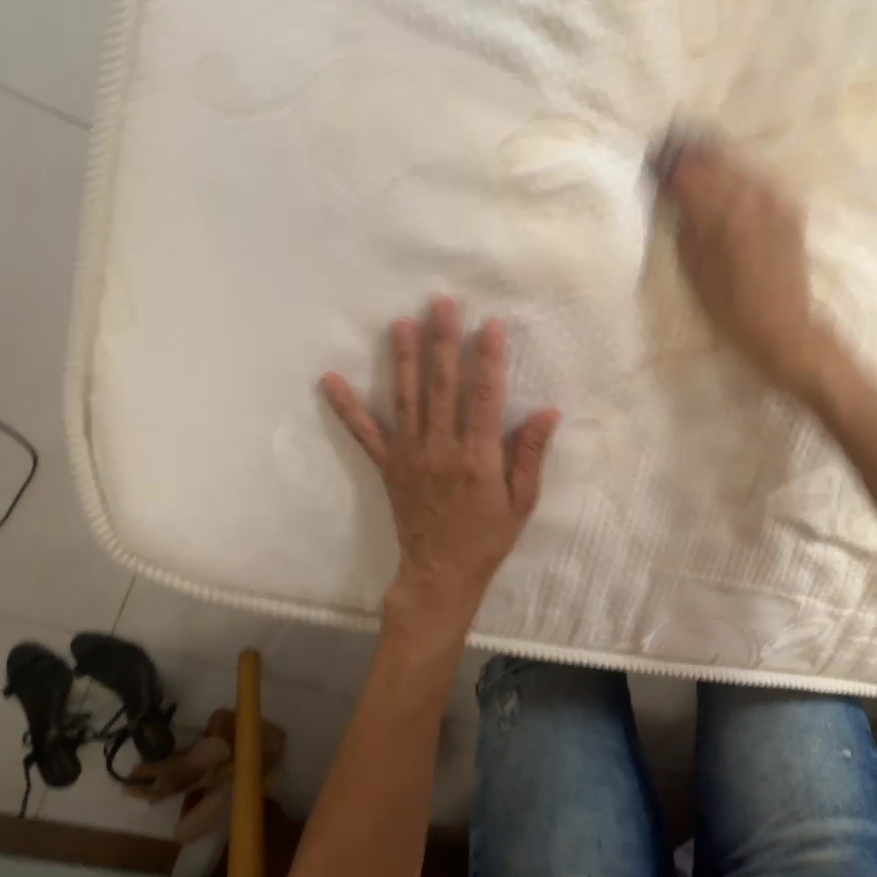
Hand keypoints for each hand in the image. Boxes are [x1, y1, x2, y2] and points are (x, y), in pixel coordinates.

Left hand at [320, 297, 558, 633]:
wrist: (440, 573)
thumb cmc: (488, 537)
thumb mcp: (522, 501)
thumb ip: (530, 455)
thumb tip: (546, 412)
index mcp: (477, 458)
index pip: (483, 398)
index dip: (487, 359)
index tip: (489, 325)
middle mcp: (440, 450)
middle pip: (442, 387)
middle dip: (442, 342)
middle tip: (441, 303)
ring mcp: (409, 456)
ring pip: (406, 398)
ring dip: (403, 359)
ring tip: (401, 322)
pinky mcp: (387, 466)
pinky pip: (365, 433)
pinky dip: (346, 407)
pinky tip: (330, 380)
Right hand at [659, 135, 838, 398]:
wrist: (784, 328)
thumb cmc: (730, 309)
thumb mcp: (692, 268)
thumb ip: (683, 222)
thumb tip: (673, 192)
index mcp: (720, 212)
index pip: (686, 172)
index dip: (666, 164)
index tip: (652, 162)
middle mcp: (749, 197)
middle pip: (713, 159)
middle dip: (691, 155)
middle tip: (671, 153)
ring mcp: (774, 200)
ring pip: (737, 165)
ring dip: (715, 162)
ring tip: (697, 164)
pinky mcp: (790, 209)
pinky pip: (758, 182)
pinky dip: (739, 179)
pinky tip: (729, 187)